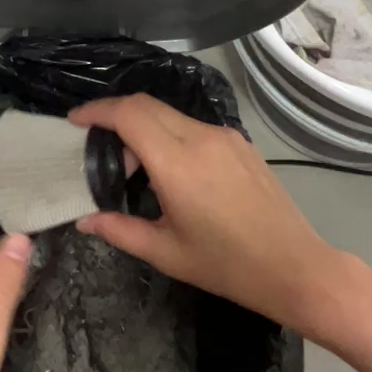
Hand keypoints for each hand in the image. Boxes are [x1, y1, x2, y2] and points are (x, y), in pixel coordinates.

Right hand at [67, 94, 335, 328]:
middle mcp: (199, 137)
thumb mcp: (166, 253)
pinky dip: (168, 134)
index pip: (128, 115)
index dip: (97, 111)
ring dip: (143, 127)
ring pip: (169, 113)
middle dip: (115, 114)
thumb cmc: (226, 266)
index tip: (75, 120)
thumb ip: (120, 230)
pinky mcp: (239, 141)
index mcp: (177, 163)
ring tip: (134, 167)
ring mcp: (223, 136)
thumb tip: (84, 220)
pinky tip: (170, 170)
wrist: (296, 267)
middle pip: (145, 104)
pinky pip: (192, 126)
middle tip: (97, 143)